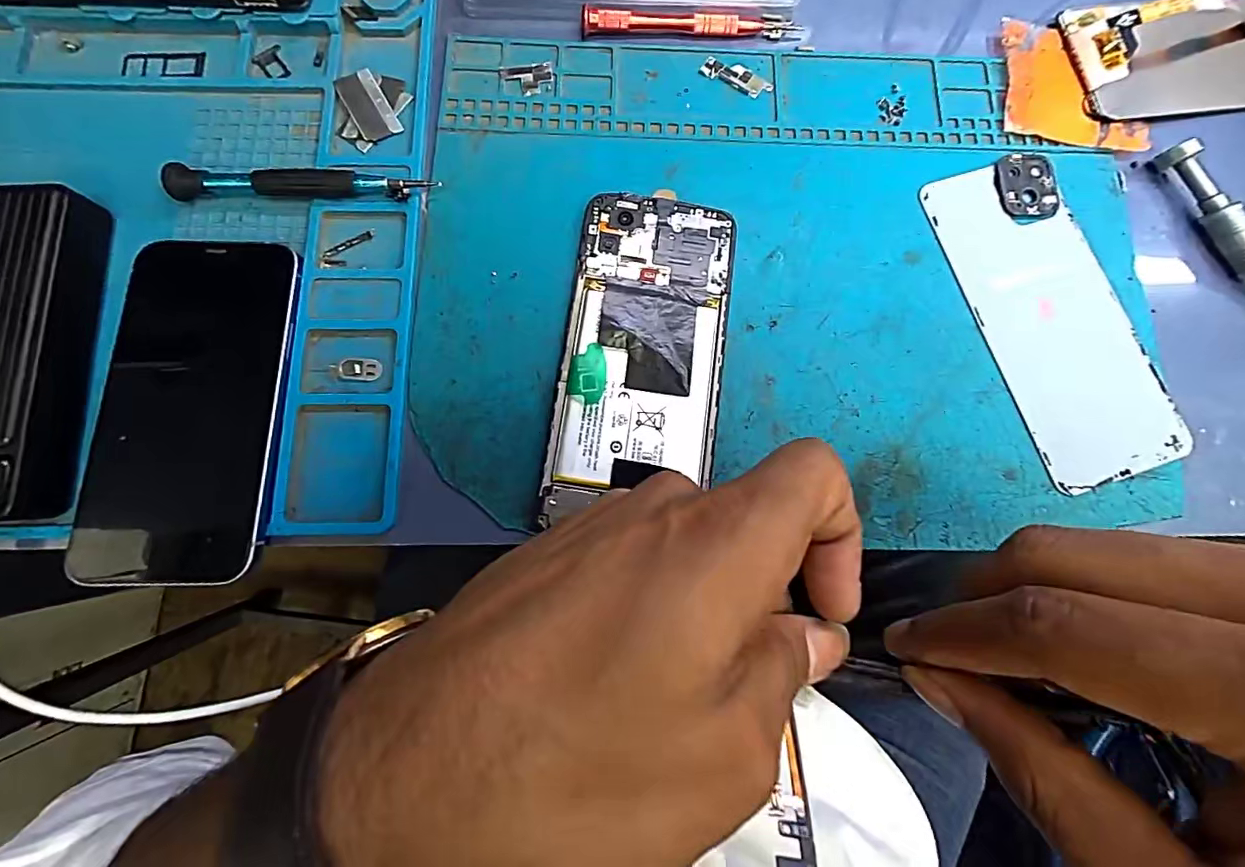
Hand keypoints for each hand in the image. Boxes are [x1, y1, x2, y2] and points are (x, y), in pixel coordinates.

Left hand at [317, 439, 861, 866]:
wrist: (404, 774)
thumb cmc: (573, 773)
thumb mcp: (725, 755)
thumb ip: (784, 674)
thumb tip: (802, 634)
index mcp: (715, 541)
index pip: (813, 472)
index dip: (840, 533)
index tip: (821, 608)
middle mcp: (654, 509)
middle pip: (748, 519)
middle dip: (764, 594)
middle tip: (735, 684)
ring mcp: (593, 522)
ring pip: (687, 543)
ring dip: (702, 607)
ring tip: (662, 695)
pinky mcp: (549, 547)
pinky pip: (629, 556)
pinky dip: (647, 604)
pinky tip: (606, 679)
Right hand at [885, 526, 1244, 866]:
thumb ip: (1046, 778)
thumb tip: (938, 679)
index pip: (1067, 624)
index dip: (963, 632)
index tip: (904, 645)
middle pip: (1082, 557)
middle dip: (993, 598)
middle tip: (953, 651)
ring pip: (1122, 547)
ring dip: (1051, 597)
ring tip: (1026, 660)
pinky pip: (1180, 564)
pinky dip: (1116, 601)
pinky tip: (1116, 658)